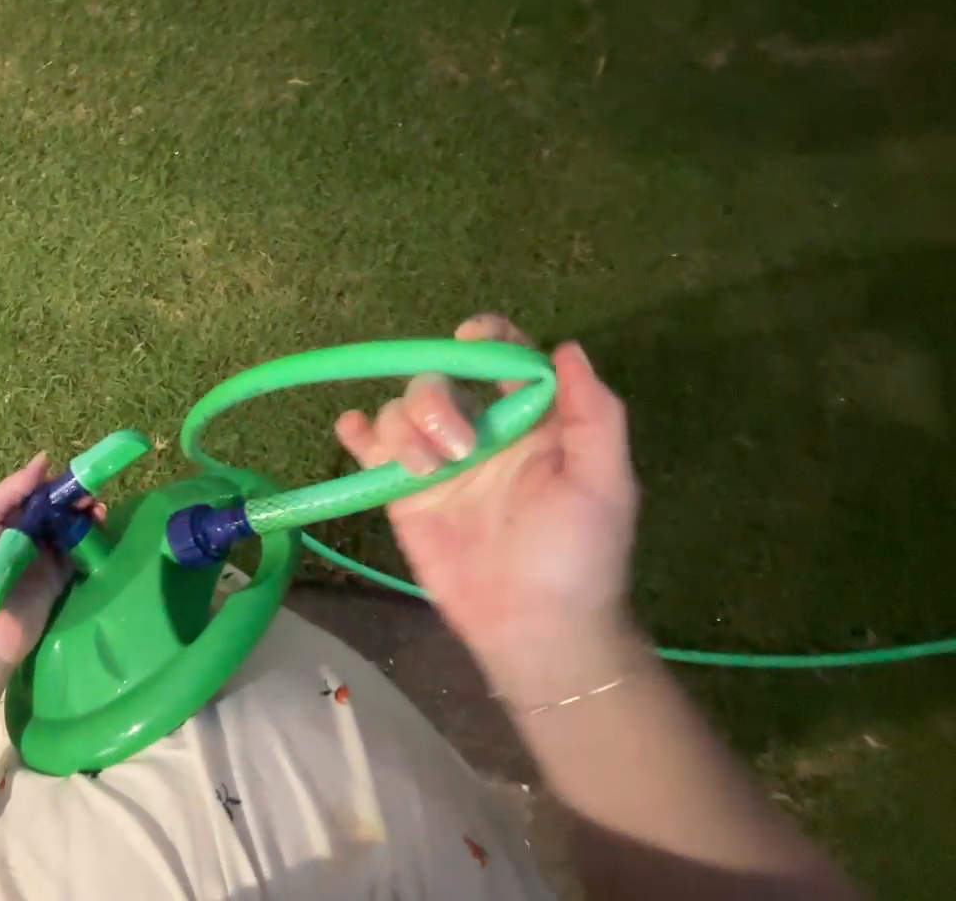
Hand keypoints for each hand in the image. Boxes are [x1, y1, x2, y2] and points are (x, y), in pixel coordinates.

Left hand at [0, 454, 95, 666]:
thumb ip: (13, 489)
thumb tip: (45, 459)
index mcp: (4, 518)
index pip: (36, 494)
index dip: (56, 484)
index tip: (77, 476)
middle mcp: (25, 536)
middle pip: (57, 510)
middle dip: (75, 500)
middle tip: (91, 497)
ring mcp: (43, 560)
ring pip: (71, 531)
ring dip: (86, 518)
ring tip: (98, 513)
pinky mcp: (58, 582)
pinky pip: (79, 557)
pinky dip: (91, 543)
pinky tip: (100, 534)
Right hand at [333, 315, 639, 668]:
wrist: (531, 622)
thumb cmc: (577, 554)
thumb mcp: (604, 484)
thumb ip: (593, 416)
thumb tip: (566, 349)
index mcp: (527, 423)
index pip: (502, 361)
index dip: (486, 337)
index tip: (468, 337)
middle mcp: (476, 432)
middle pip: (435, 381)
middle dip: (436, 404)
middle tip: (457, 451)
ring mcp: (433, 460)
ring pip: (397, 410)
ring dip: (403, 428)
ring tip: (422, 472)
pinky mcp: (399, 489)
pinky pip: (367, 447)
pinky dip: (355, 431)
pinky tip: (355, 433)